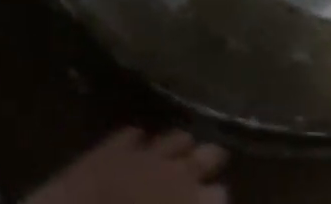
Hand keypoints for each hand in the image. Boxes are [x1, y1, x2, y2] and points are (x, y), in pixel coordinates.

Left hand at [24, 128, 228, 203]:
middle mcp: (180, 173)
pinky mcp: (111, 150)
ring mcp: (146, 156)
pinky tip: (129, 153)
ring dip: (175, 151)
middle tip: (189, 184)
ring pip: (178, 138)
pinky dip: (134, 143)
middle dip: (203, 167)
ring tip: (164, 164)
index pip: (219, 195)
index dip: (211, 201)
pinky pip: (133, 135)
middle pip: (212, 155)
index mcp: (190, 202)